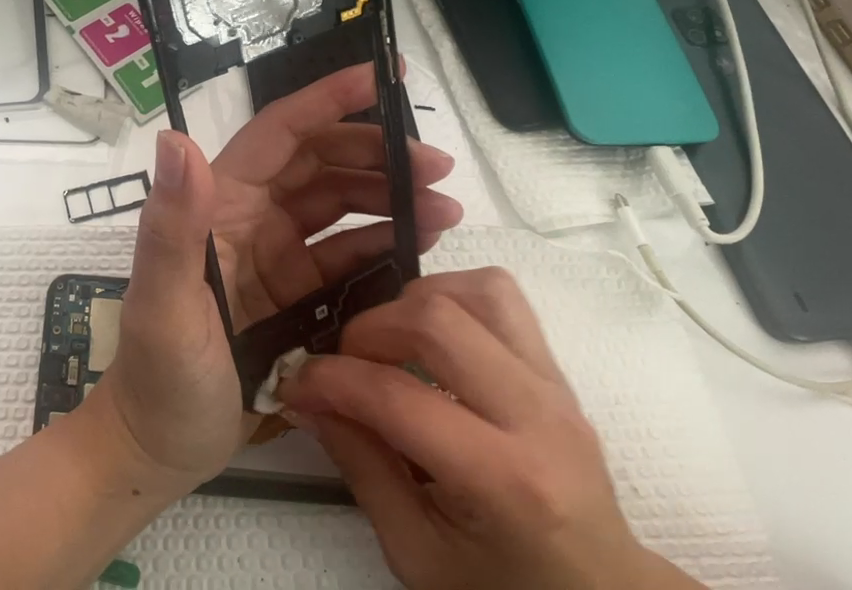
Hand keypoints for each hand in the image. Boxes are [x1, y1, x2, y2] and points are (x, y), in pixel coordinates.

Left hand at [90, 63, 462, 486]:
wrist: (160, 446)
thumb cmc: (158, 374)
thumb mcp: (164, 303)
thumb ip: (172, 226)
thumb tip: (176, 139)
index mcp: (218, 205)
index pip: (278, 135)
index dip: (328, 101)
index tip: (384, 77)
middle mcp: (248, 219)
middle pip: (319, 165)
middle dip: (376, 154)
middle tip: (437, 166)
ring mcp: (273, 258)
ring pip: (339, 209)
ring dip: (389, 200)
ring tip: (444, 209)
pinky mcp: (293, 296)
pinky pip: (344, 260)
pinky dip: (381, 248)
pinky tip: (419, 251)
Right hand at [276, 268, 703, 589]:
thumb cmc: (502, 586)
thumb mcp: (415, 550)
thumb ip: (359, 466)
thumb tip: (305, 398)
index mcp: (505, 480)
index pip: (398, 397)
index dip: (330, 381)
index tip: (295, 385)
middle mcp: (538, 416)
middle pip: (437, 321)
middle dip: (367, 331)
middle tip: (342, 366)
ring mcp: (556, 384)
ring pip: (476, 290)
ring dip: (413, 304)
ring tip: (387, 346)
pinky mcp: (556, 368)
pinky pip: (500, 298)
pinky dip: (450, 299)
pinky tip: (426, 339)